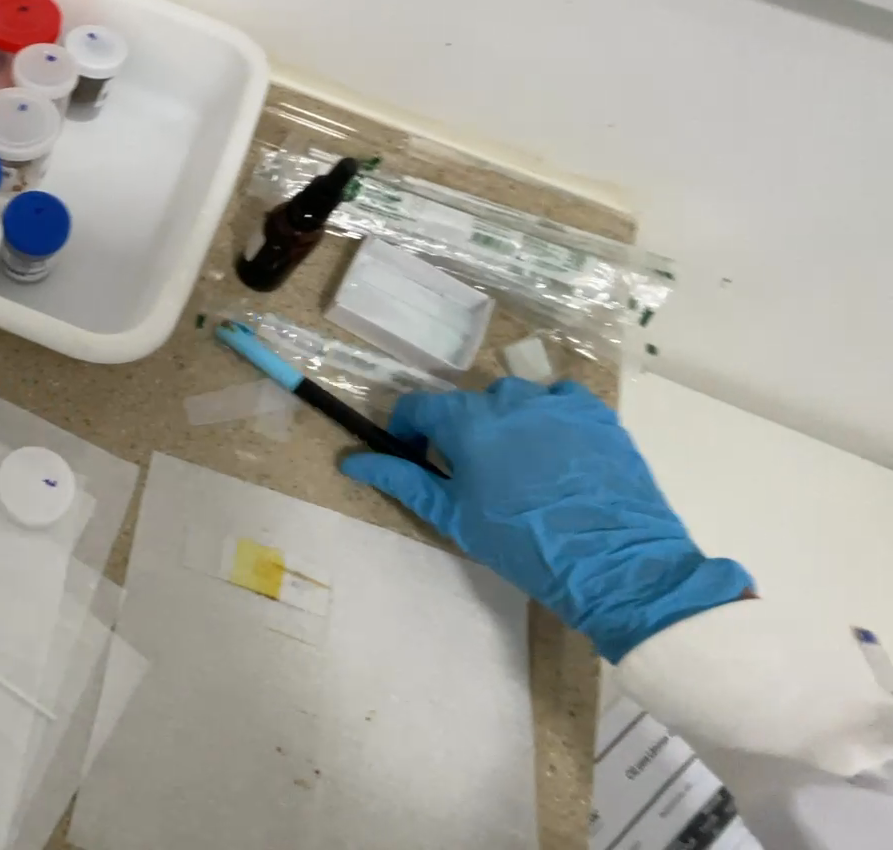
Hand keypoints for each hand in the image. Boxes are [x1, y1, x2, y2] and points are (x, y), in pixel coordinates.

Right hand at [340, 378, 750, 661]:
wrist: (618, 568)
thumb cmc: (521, 543)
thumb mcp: (451, 515)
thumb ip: (400, 479)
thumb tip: (349, 462)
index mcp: (466, 422)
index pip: (418, 406)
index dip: (408, 430)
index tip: (417, 458)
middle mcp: (507, 401)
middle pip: (466, 403)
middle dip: (458, 431)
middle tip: (471, 472)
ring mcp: (557, 405)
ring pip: (512, 399)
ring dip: (502, 421)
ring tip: (516, 462)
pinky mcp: (598, 417)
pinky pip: (560, 399)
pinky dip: (549, 414)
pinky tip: (555, 447)